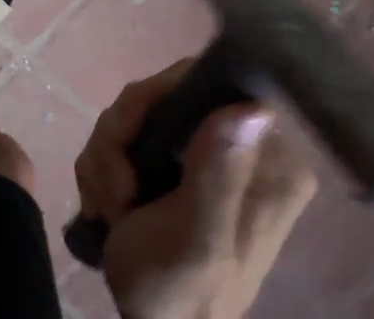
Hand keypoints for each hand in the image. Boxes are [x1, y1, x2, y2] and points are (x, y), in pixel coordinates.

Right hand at [76, 60, 317, 318]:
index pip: (207, 83)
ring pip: (131, 117)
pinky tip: (109, 207)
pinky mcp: (173, 168)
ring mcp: (205, 158)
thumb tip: (252, 108)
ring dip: (105, 160)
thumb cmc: (180, 291)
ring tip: (111, 207)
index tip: (126, 138)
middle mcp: (243, 150)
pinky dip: (101, 171)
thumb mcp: (197, 238)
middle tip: (116, 187)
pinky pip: (118, 139)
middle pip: (158, 96)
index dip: (156, 98)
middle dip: (119, 139)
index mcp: (271, 163)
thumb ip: (219, 175)